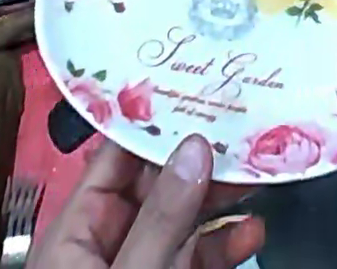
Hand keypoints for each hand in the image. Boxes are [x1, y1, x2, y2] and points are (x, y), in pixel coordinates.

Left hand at [28, 135, 264, 268]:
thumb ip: (161, 218)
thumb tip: (195, 143)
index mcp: (76, 233)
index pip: (116, 158)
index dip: (155, 119)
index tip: (199, 85)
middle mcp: (107, 244)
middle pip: (158, 182)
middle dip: (203, 157)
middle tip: (246, 127)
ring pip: (184, 219)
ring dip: (222, 200)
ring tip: (259, 175)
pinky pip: (197, 259)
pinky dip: (225, 246)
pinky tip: (251, 235)